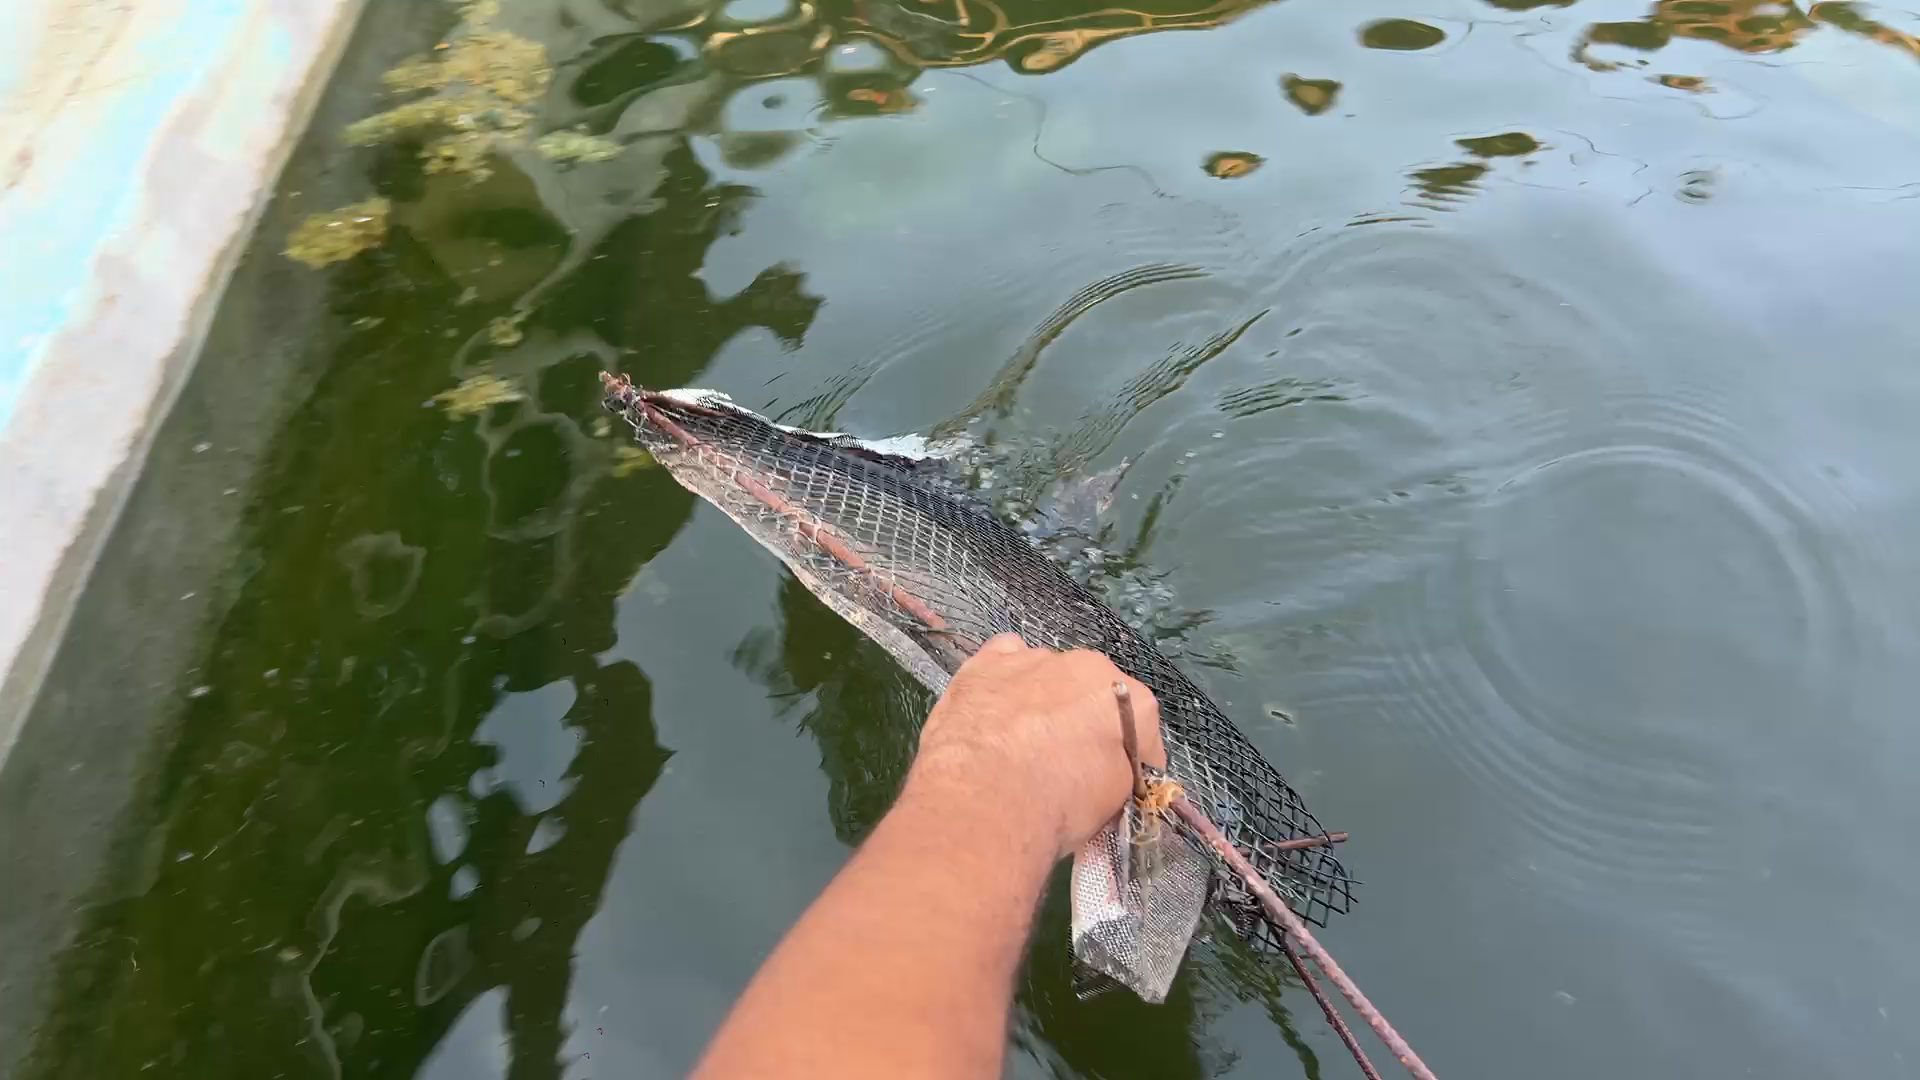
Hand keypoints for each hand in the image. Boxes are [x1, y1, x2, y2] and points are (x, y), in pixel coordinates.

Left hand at [904, 634, 1164, 859]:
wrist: (982, 799)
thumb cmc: (1058, 803)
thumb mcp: (1113, 801)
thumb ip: (1120, 769)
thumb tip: (1107, 765)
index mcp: (1128, 698)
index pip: (1142, 729)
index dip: (1133, 759)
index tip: (1119, 782)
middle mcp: (1086, 665)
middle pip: (1094, 695)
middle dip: (1086, 721)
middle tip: (1066, 761)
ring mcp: (1034, 658)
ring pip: (1050, 675)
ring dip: (1045, 700)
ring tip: (1021, 740)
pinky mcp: (987, 661)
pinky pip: (1006, 658)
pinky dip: (1007, 677)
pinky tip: (998, 704)